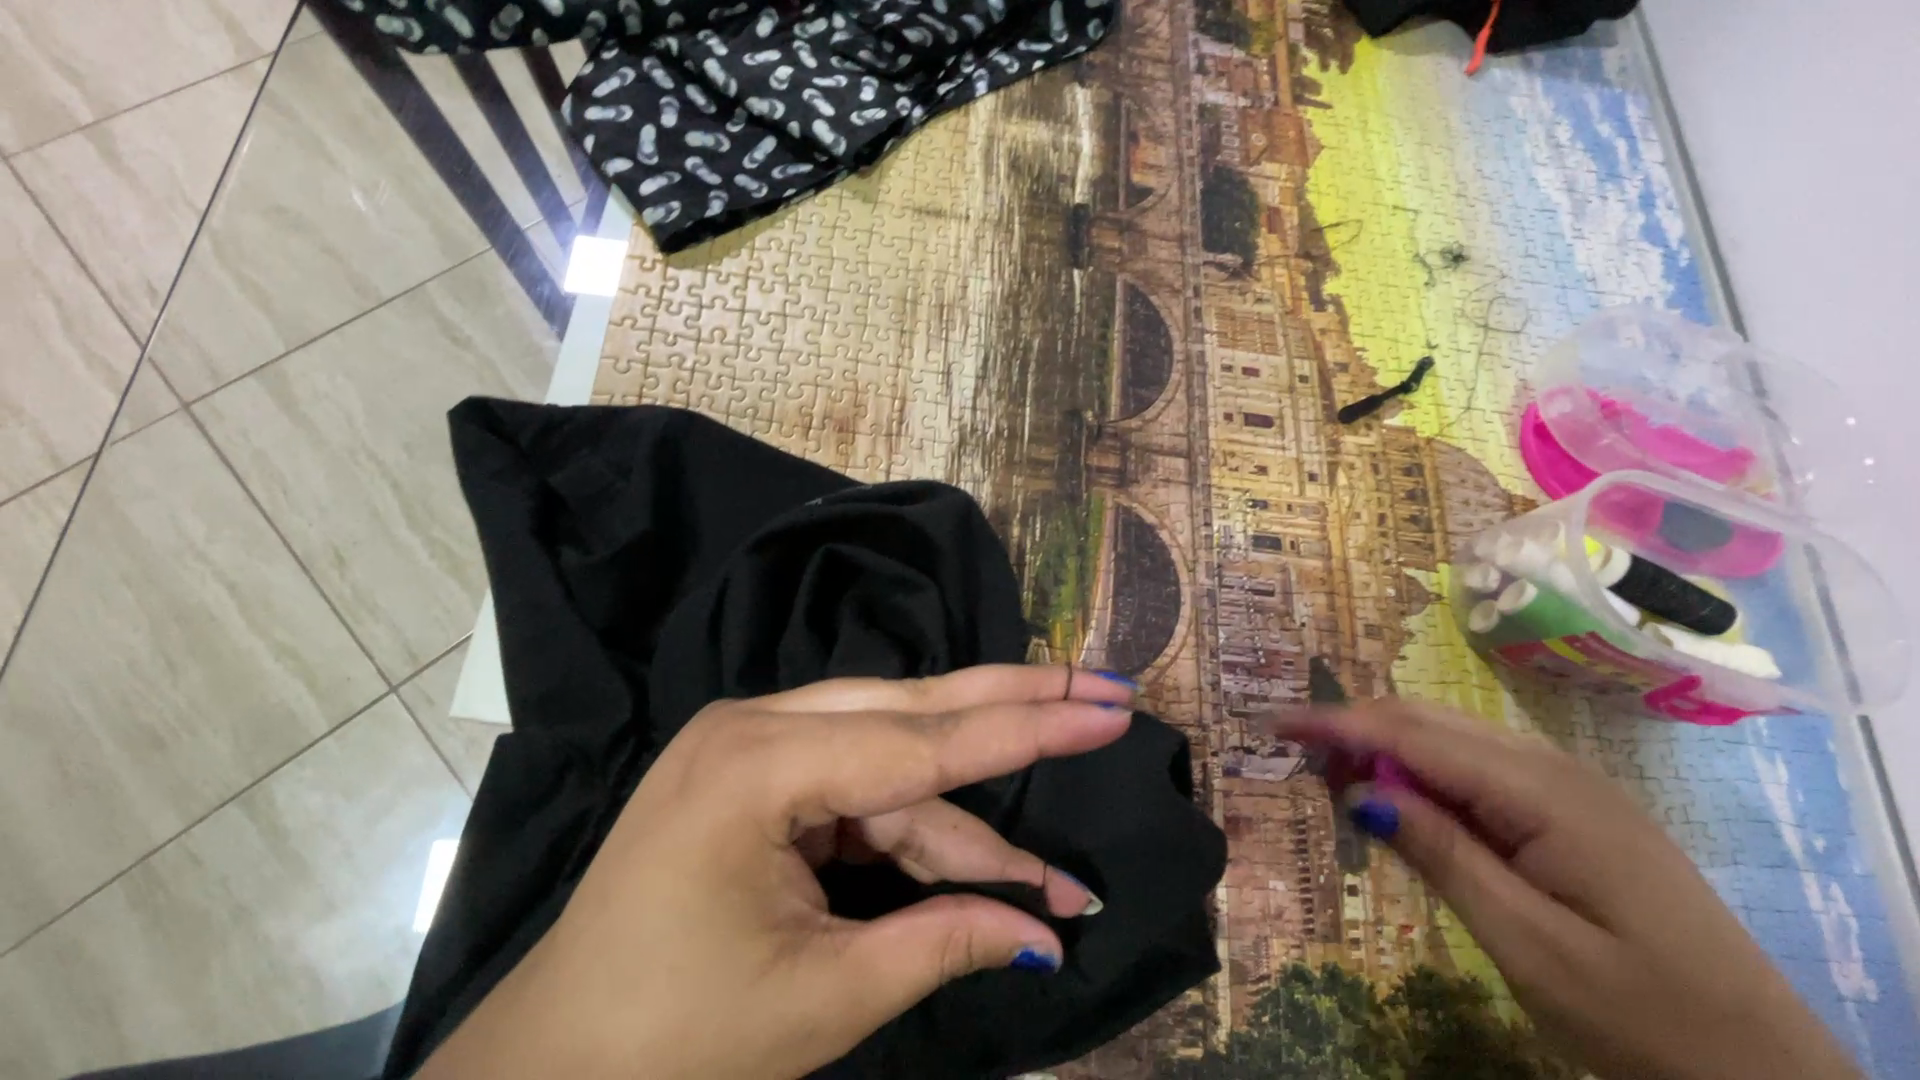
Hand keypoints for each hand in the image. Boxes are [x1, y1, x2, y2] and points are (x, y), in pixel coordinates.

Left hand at [417, 665, 1133, 1079]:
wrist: (547, 1068)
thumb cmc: (672, 1040)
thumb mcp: (823, 995)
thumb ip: (942, 942)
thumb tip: (1047, 934)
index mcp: (757, 763)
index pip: (921, 741)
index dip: (1026, 729)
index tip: (1106, 708)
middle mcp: (755, 727)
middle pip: (910, 709)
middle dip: (1011, 708)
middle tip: (1101, 691)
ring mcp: (752, 746)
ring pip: (892, 758)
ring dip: (967, 813)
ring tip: (1049, 871)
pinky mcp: (757, 778)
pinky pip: (858, 791)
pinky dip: (916, 832)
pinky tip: (974, 866)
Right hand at [1274, 701, 1860, 1079]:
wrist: (1766, 1071)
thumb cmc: (1642, 1016)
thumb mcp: (1527, 944)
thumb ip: (1442, 856)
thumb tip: (1362, 792)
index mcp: (1546, 796)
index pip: (1417, 737)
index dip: (1340, 725)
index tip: (1277, 725)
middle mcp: (1557, 771)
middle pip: (1434, 723)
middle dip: (1358, 728)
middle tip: (1296, 758)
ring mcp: (1572, 790)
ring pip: (1456, 741)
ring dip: (1390, 748)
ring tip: (1336, 780)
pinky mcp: (1577, 815)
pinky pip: (1483, 771)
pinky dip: (1428, 774)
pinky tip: (1406, 802)